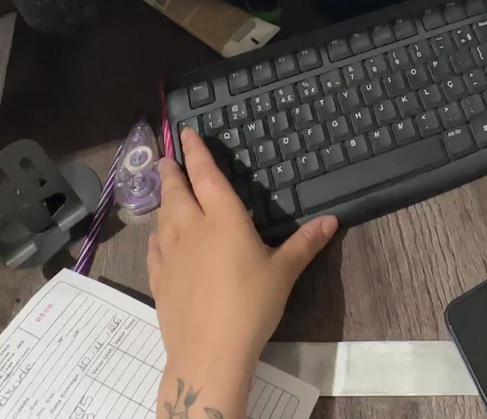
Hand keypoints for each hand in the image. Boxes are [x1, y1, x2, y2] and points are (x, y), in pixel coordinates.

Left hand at [147, 128, 336, 416]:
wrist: (209, 353)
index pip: (206, 175)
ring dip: (164, 200)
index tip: (187, 134)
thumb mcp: (284, 272)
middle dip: (172, 172)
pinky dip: (155, 236)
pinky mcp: (159, 281)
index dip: (196, 152)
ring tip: (166, 192)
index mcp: (223, 219)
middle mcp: (193, 229)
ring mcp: (171, 255)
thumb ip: (305, 243)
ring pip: (163, 218)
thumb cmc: (251, 305)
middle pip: (177, 192)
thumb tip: (332, 220)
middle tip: (166, 158)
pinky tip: (157, 238)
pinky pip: (154, 249)